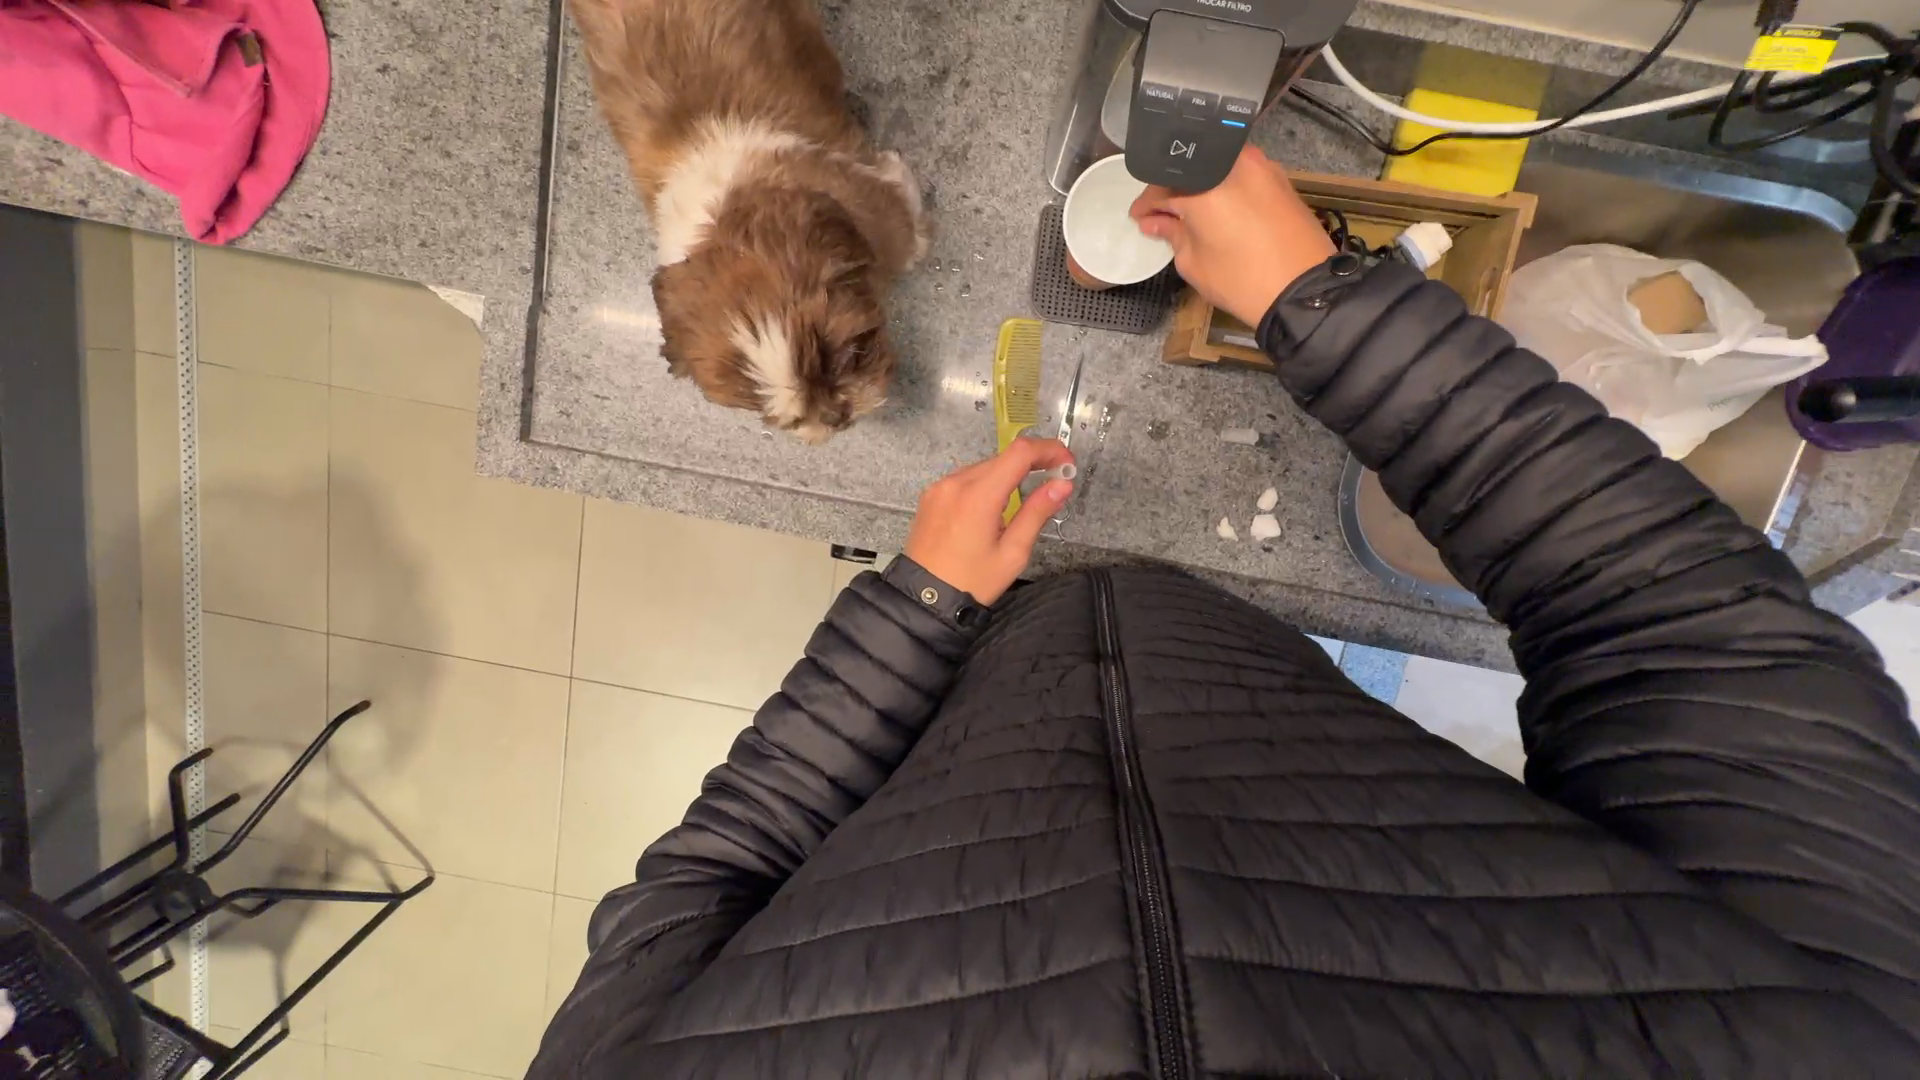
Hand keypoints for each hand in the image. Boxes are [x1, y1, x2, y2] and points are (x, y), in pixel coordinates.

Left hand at [904, 437, 1074, 604]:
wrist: (924, 600)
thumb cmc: (970, 582)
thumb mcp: (1012, 553)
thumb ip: (1037, 512)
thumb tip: (1062, 485)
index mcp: (978, 496)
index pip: (1020, 452)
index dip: (1050, 450)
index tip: (1066, 464)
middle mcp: (956, 483)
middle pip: (1003, 458)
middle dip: (1033, 464)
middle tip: (1054, 483)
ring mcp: (940, 488)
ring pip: (984, 467)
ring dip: (1009, 475)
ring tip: (1023, 501)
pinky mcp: (931, 496)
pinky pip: (965, 479)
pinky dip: (986, 485)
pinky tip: (993, 508)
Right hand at [1129, 145, 1335, 326]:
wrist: (1302, 289)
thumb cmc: (1243, 281)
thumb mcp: (1194, 263)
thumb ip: (1172, 235)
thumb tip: (1156, 222)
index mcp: (1205, 184)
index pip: (1163, 186)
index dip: (1146, 204)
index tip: (1139, 217)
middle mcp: (1233, 164)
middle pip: (1190, 169)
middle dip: (1171, 191)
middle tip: (1159, 216)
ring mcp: (1260, 166)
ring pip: (1216, 168)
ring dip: (1197, 187)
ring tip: (1187, 215)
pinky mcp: (1278, 177)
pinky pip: (1238, 174)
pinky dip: (1221, 188)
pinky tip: (1213, 211)